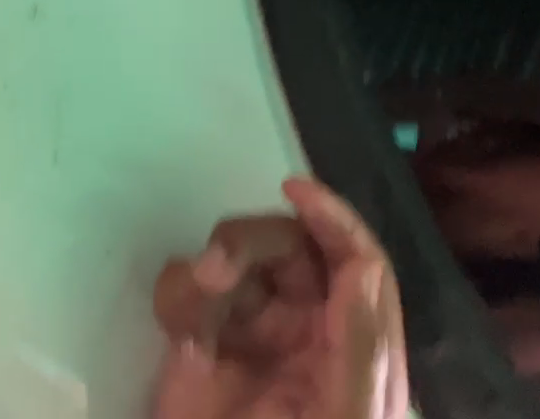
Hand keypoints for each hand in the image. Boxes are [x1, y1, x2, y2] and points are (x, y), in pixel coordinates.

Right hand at [152, 177, 408, 418]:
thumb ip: (360, 347)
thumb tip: (360, 267)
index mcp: (358, 349)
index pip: (358, 262)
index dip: (334, 218)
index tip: (293, 189)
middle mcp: (307, 327)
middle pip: (284, 245)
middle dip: (246, 248)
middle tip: (217, 275)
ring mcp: (251, 329)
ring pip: (228, 259)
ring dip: (205, 285)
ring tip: (194, 332)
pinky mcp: (200, 333)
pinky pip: (185, 285)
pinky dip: (179, 304)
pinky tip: (184, 344)